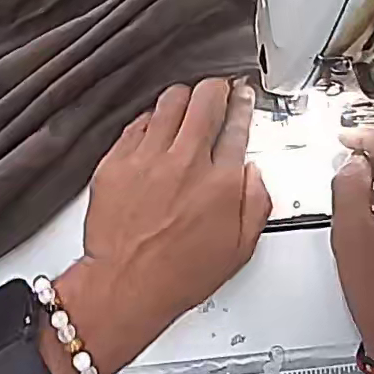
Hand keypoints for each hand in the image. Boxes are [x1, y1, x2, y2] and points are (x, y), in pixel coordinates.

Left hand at [47, 79, 269, 373]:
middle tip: (217, 91)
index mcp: (221, 181)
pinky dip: (149, 120)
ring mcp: (149, 158)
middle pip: (206, 100)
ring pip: (170, 102)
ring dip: (183, 98)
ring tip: (186, 103)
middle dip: (216, 89)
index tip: (243, 99)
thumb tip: (254, 175)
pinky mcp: (117, 162)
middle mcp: (186, 162)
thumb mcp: (239, 248)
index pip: (237, 125)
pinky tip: (153, 128)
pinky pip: (136, 123)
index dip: (243, 105)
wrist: (126, 285)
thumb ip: (255, 204)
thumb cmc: (178, 274)